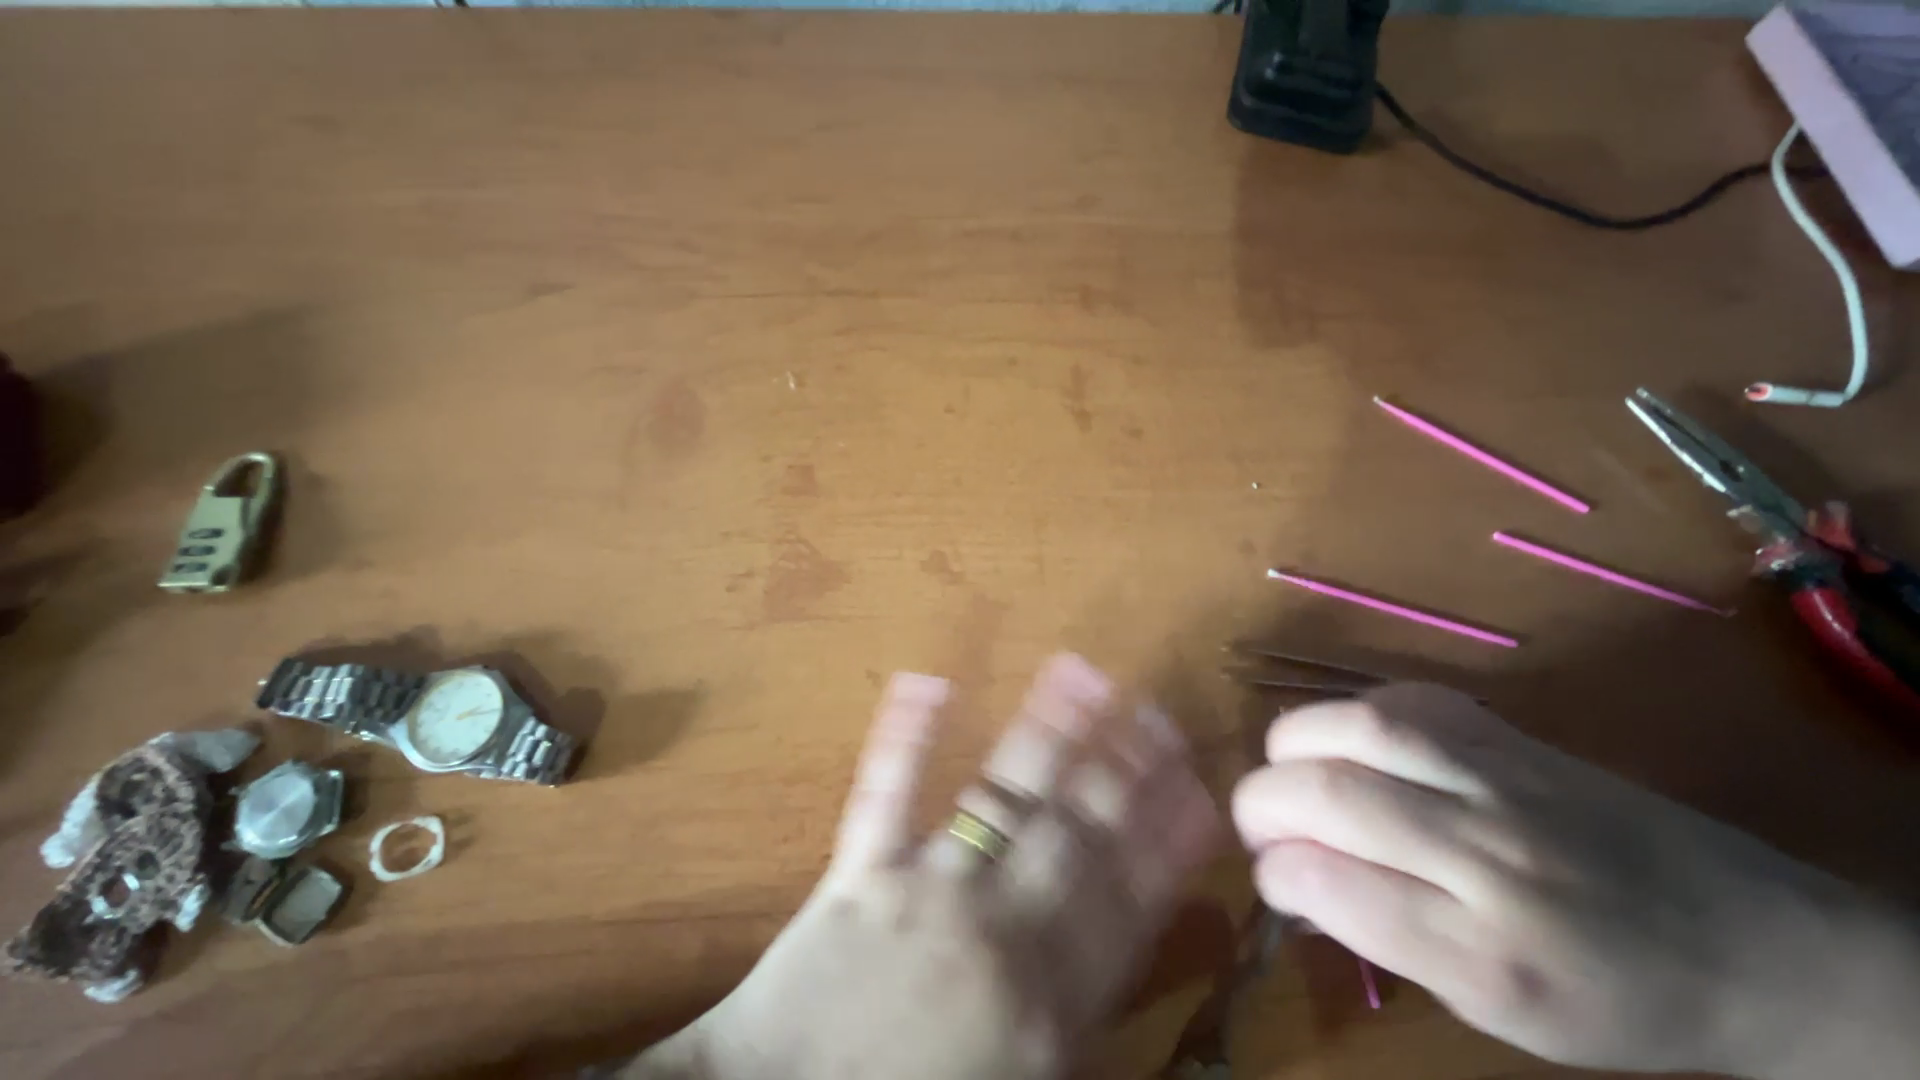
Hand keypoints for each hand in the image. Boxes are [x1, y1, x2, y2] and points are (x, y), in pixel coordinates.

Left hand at [629, 655, 1218, 1079]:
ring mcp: (929, 892)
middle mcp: (1001, 929)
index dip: (1168, 835)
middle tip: (1157, 711)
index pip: (1129, 898)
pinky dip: (906, 736)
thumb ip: (1082, 1018)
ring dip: (1046, 732)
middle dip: (1125, 768)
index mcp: (1050, 997)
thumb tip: (1130, 949)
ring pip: (1002, 800)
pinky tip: (928, 681)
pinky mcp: (859, 872)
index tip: (1198, 783)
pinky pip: (885, 796)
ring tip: (1082, 673)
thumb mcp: (1027, 1079)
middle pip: (1076, 834)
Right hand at [1231, 684, 1919, 1078]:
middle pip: (1328, 793)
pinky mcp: (1511, 732)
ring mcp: (1503, 775)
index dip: (1271, 873)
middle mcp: (1488, 850)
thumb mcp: (1493, 1008)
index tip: (1274, 879)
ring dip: (1294, 748)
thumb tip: (1291, 873)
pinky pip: (1401, 698)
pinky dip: (1350, 717)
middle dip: (1261, 805)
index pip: (1324, 882)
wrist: (1754, 943)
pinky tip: (1355, 747)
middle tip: (1266, 828)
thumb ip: (1382, 937)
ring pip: (1355, 727)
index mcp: (1485, 950)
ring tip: (1295, 776)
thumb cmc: (1609, 998)